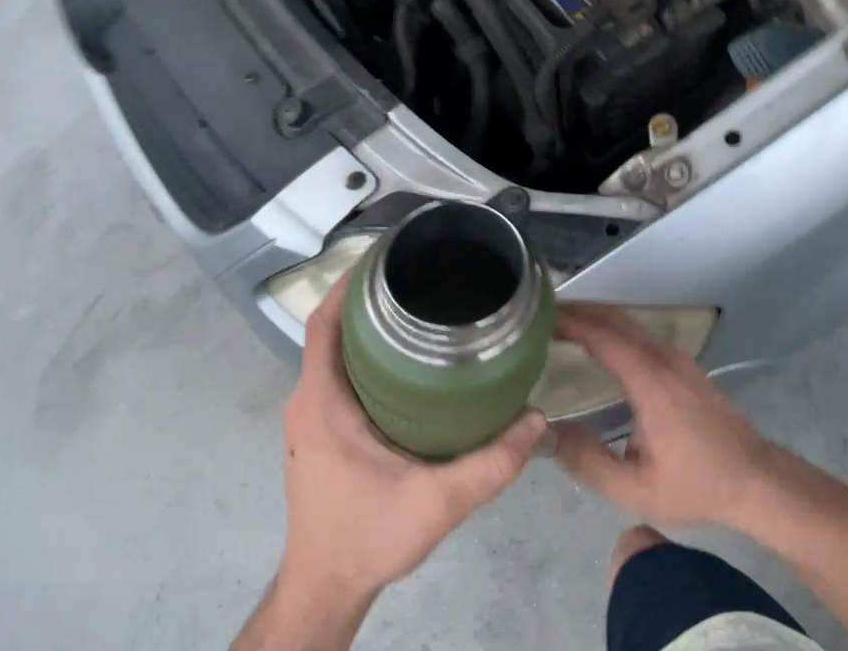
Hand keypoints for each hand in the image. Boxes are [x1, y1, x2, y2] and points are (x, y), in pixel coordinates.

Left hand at [278, 277, 546, 599]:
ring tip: (425, 311)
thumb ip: (492, 464)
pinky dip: (370, 357)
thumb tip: (537, 418)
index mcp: (322, 403)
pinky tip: (414, 364)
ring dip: (371, 329)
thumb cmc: (367, 538)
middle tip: (425, 279)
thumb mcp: (437, 503)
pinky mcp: (324, 434)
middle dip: (372, 300)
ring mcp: (313, 418)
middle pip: (333, 331)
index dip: (348, 284)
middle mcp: (309, 402)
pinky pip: (343, 376)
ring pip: (338, 354)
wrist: (326, 588)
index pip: (323, 323)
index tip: (390, 259)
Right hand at [550, 303, 779, 525]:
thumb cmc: (695, 485)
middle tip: (540, 315)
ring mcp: (679, 359)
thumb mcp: (634, 488)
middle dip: (580, 311)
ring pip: (632, 324)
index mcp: (651, 382)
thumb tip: (549, 432)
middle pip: (617, 319)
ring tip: (562, 325)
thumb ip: (588, 461)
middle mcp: (665, 359)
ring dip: (597, 318)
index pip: (604, 335)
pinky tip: (600, 344)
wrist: (754, 479)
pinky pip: (643, 335)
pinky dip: (615, 329)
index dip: (571, 321)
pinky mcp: (686, 366)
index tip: (539, 317)